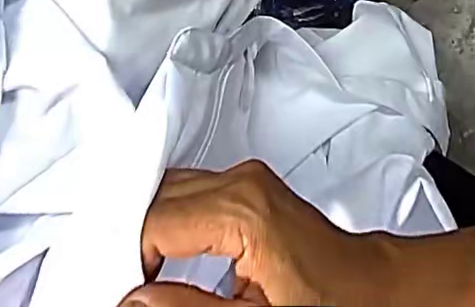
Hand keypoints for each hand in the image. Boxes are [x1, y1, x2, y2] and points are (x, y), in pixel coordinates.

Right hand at [120, 162, 384, 305]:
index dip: (124, 259)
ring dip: (143, 230)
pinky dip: (165, 221)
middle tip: (112, 287)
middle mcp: (244, 182)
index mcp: (244, 209)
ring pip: (170, 189)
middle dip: (128, 242)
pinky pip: (190, 193)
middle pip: (159, 197)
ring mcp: (247, 179)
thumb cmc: (325, 300)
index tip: (112, 292)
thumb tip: (132, 303)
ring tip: (130, 280)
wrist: (362, 283)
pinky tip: (154, 262)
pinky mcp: (248, 187)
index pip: (156, 220)